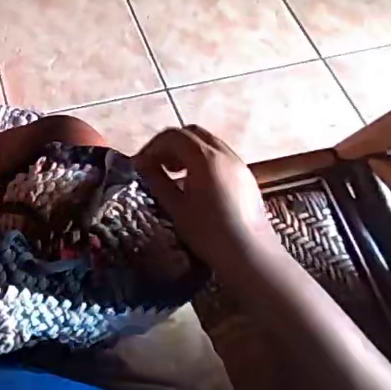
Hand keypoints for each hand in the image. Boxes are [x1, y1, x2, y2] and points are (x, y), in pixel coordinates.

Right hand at [134, 126, 283, 276]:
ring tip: (173, 174)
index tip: (141, 164)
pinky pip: (219, 155)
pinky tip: (194, 183)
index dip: (153, 146)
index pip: (174, 136)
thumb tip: (141, 163)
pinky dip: (202, 159)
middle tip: (156, 164)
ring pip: (207, 142)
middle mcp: (224, 154)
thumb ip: (157, 180)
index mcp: (205, 158)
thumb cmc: (209, 234)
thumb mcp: (176, 207)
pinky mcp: (245, 175)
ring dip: (186, 150)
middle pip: (192, 133)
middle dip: (170, 144)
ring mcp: (238, 163)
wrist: (250, 256)